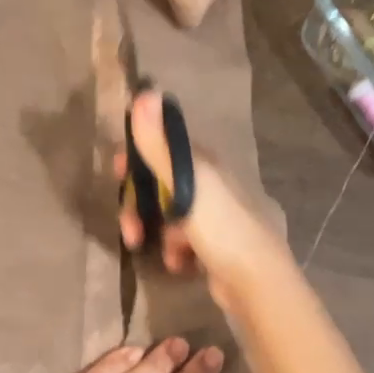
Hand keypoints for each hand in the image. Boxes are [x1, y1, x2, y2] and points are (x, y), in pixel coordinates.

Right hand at [115, 90, 287, 285]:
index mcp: (204, 162)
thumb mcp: (185, 182)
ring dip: (154, 230)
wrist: (257, 280)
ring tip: (149, 249)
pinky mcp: (216, 244)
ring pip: (168, 214)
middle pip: (161, 183)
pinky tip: (179, 264)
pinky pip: (183, 241)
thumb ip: (160, 144)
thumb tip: (146, 92)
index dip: (136, 156)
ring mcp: (214, 214)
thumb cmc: (221, 226)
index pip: (162, 146)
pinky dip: (174, 250)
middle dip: (139, 204)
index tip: (117, 173)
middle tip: (129, 229)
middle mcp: (211, 182)